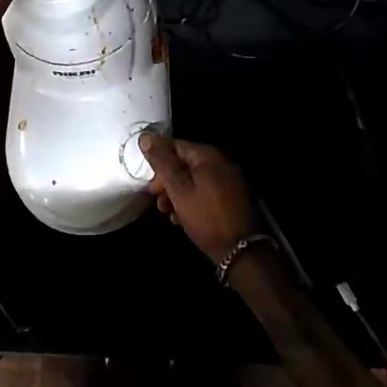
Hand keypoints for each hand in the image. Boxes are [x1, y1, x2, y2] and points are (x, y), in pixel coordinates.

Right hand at [140, 133, 255, 262]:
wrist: (241, 250)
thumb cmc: (206, 217)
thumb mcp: (178, 189)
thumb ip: (162, 163)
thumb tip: (145, 136)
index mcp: (207, 155)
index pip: (175, 145)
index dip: (158, 160)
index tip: (148, 180)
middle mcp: (220, 163)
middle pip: (184, 164)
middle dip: (167, 181)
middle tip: (156, 199)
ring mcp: (227, 180)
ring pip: (193, 180)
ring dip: (176, 194)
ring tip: (166, 212)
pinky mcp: (230, 198)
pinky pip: (204, 192)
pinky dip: (191, 201)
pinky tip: (181, 218)